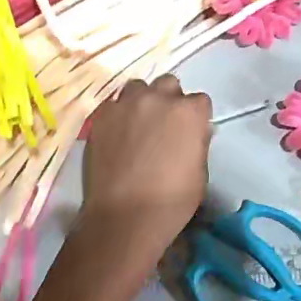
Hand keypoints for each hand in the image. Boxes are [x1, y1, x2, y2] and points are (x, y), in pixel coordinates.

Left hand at [81, 75, 211, 247]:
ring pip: (138, 87)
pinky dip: (118, 114)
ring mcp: (126, 105)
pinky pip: (113, 104)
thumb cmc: (172, 200)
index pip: (199, 101)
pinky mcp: (100, 116)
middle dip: (169, 100)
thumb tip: (194, 132)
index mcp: (189, 112)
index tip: (191, 132)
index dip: (196, 117)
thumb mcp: (200, 172)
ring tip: (138, 124)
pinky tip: (117, 134)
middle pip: (168, 84)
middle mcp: (158, 98)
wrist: (125, 216)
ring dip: (143, 100)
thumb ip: (198, 142)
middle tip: (164, 125)